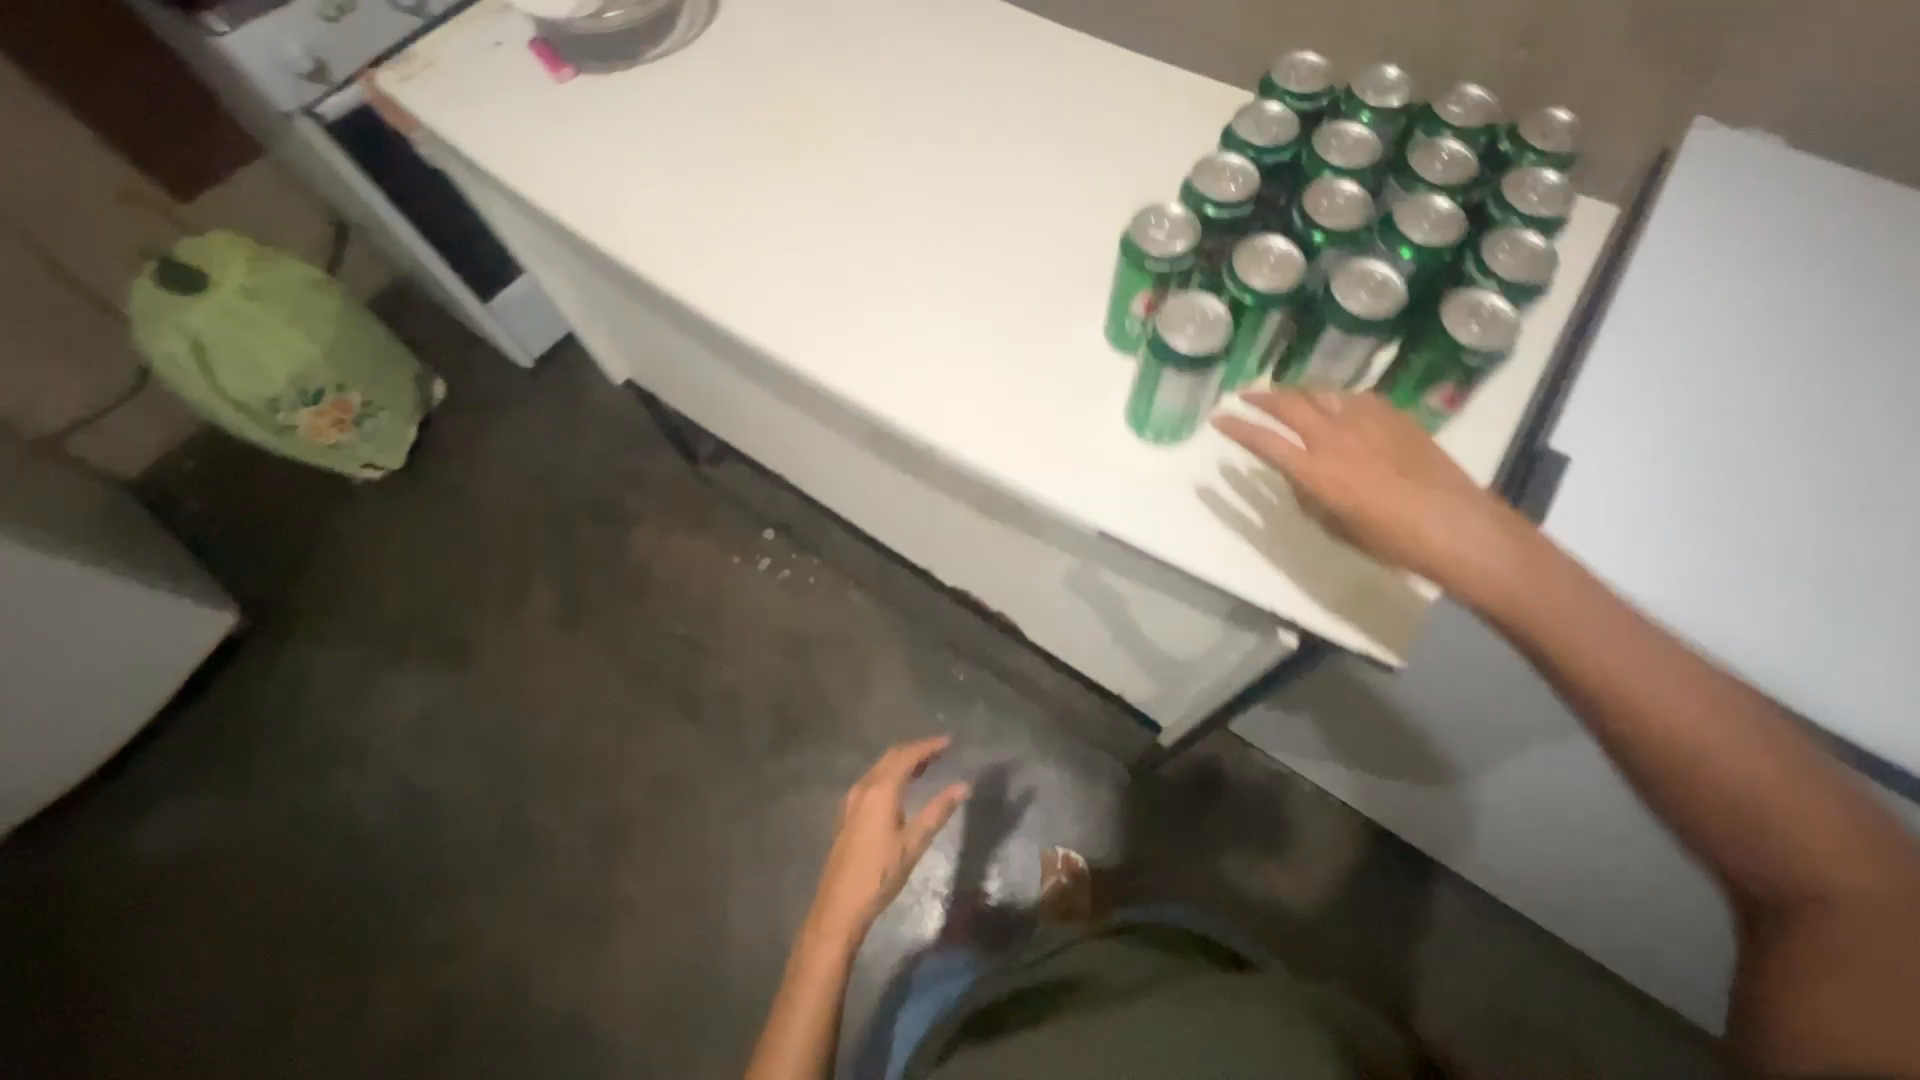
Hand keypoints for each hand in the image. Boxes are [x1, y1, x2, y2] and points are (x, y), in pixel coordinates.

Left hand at [807, 737, 969, 944]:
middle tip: (941, 751)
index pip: (907, 756)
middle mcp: (863, 788)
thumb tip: (963, 786)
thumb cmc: (880, 874)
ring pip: (879, 769)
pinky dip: (890, 776)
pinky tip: (900, 789)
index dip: (928, 746)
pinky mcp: (847, 814)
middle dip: (916, 751)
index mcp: (880, 791)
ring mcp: (851, 801)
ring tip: (926, 766)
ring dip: (902, 763)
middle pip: (890, 758)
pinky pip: (871, 782)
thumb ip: (938, 811)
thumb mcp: (914, 843)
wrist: (840, 904)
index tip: (949, 742)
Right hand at [1213, 390, 1529, 589]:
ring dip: (1297, 392)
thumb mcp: (1335, 525)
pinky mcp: (1393, 415)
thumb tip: (1300, 475)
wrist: (1453, 523)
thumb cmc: (1390, 538)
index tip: (1218, 419)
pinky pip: (1355, 397)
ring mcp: (1366, 421)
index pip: (1263, 441)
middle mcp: (1334, 438)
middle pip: (1288, 405)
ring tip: (1287, 394)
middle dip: (1261, 398)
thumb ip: (1310, 494)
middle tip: (1246, 396)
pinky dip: (1336, 397)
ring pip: (1321, 392)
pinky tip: (1337, 403)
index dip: (1236, 428)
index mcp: (1314, 471)